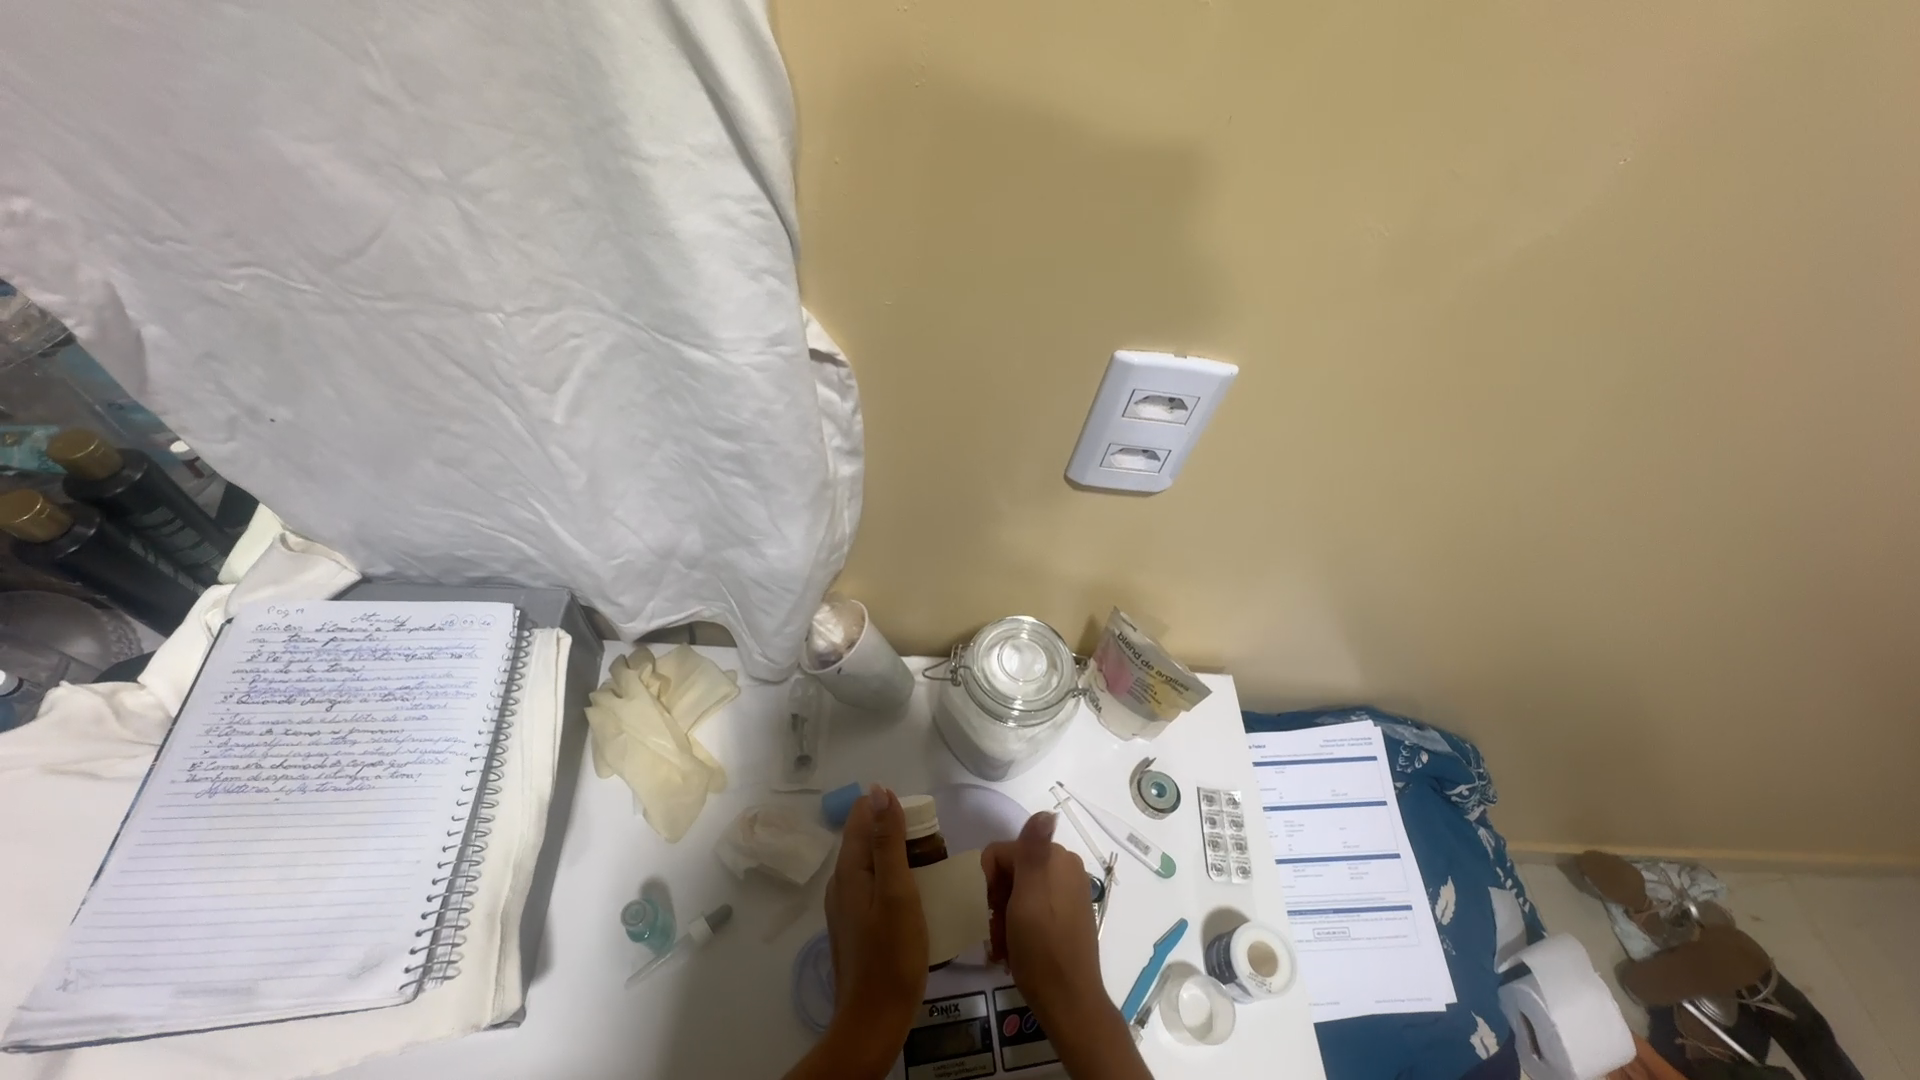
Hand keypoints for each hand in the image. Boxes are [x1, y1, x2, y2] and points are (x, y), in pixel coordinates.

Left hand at [814, 787, 927, 1073]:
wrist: (874, 1021)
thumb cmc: (892, 954)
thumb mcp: (897, 892)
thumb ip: (888, 841)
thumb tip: (880, 791)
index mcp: (848, 870)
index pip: (861, 815)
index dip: (890, 807)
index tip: (923, 818)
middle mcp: (841, 883)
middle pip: (866, 838)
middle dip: (898, 830)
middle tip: (934, 843)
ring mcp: (846, 907)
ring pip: (872, 863)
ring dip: (899, 855)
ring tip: (932, 865)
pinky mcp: (857, 926)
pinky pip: (875, 886)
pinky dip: (896, 878)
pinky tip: (917, 894)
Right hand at [983, 811, 1102, 1021]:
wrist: (1068, 1000)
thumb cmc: (1041, 947)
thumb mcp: (1028, 896)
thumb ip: (1032, 851)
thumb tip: (1046, 811)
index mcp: (1056, 858)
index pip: (1003, 853)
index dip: (988, 881)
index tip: (990, 910)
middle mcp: (1064, 868)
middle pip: (1011, 871)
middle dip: (996, 900)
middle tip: (995, 930)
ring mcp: (1067, 893)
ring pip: (1018, 893)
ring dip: (1004, 917)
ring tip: (1002, 945)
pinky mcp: (1067, 916)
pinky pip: (1032, 909)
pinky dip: (1018, 926)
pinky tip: (1013, 950)